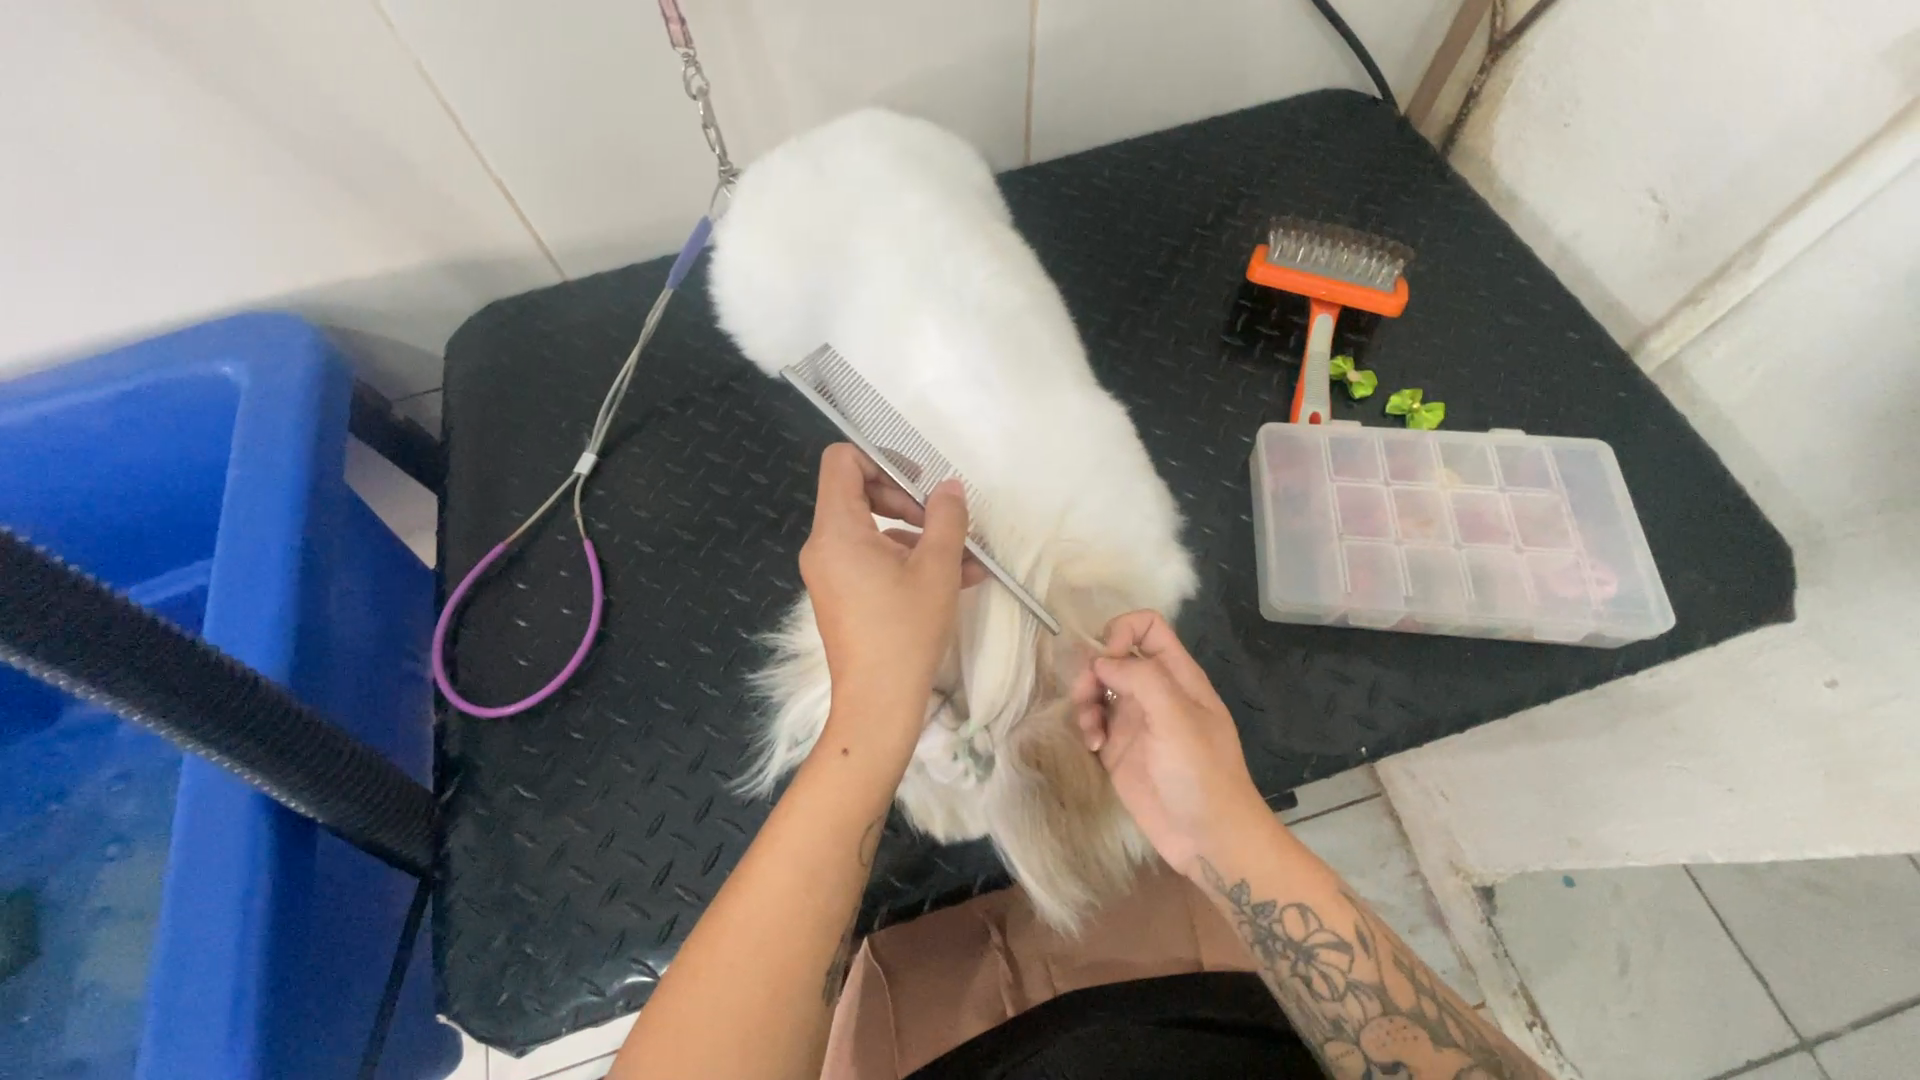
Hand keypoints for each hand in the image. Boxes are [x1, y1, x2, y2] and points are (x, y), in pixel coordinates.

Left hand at [800, 444, 983, 738]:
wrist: (878, 702)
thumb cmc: (905, 630)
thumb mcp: (938, 568)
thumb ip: (946, 518)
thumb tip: (949, 488)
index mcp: (837, 530)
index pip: (842, 461)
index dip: (883, 459)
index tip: (920, 482)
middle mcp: (824, 546)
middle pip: (858, 493)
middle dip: (907, 500)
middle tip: (943, 521)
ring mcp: (830, 573)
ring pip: (873, 531)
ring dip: (919, 536)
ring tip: (967, 558)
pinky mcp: (842, 596)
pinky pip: (872, 560)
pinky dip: (907, 561)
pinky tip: (955, 580)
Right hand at [1069, 611, 1271, 874]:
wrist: (1209, 839)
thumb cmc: (1202, 774)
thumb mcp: (1177, 718)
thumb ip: (1141, 679)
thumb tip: (1101, 661)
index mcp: (1177, 676)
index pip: (1147, 627)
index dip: (1122, 631)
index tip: (1107, 660)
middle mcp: (1154, 692)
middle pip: (1113, 657)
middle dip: (1092, 670)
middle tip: (1086, 696)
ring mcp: (1135, 721)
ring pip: (1097, 689)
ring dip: (1084, 700)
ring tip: (1089, 729)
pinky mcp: (1118, 750)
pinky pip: (1092, 722)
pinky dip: (1085, 728)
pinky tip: (1091, 747)